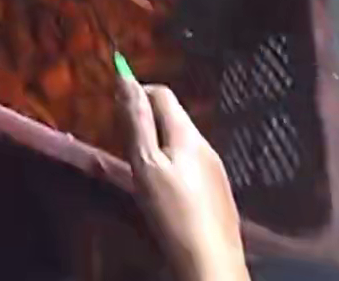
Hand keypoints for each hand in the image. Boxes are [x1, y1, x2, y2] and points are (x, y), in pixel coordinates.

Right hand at [120, 78, 250, 280]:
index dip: (138, 95)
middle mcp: (205, 144)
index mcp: (186, 133)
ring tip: (143, 171)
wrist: (213, 271)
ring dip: (160, 144)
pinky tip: (167, 194)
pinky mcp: (219, 193)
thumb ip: (135, 120)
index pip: (161, 92)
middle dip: (147, 122)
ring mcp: (216, 170)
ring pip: (181, 141)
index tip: (119, 117)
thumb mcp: (144, 164)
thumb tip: (125, 77)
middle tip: (127, 148)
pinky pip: (192, 164)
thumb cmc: (172, 213)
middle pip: (171, 116)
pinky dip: (174, 165)